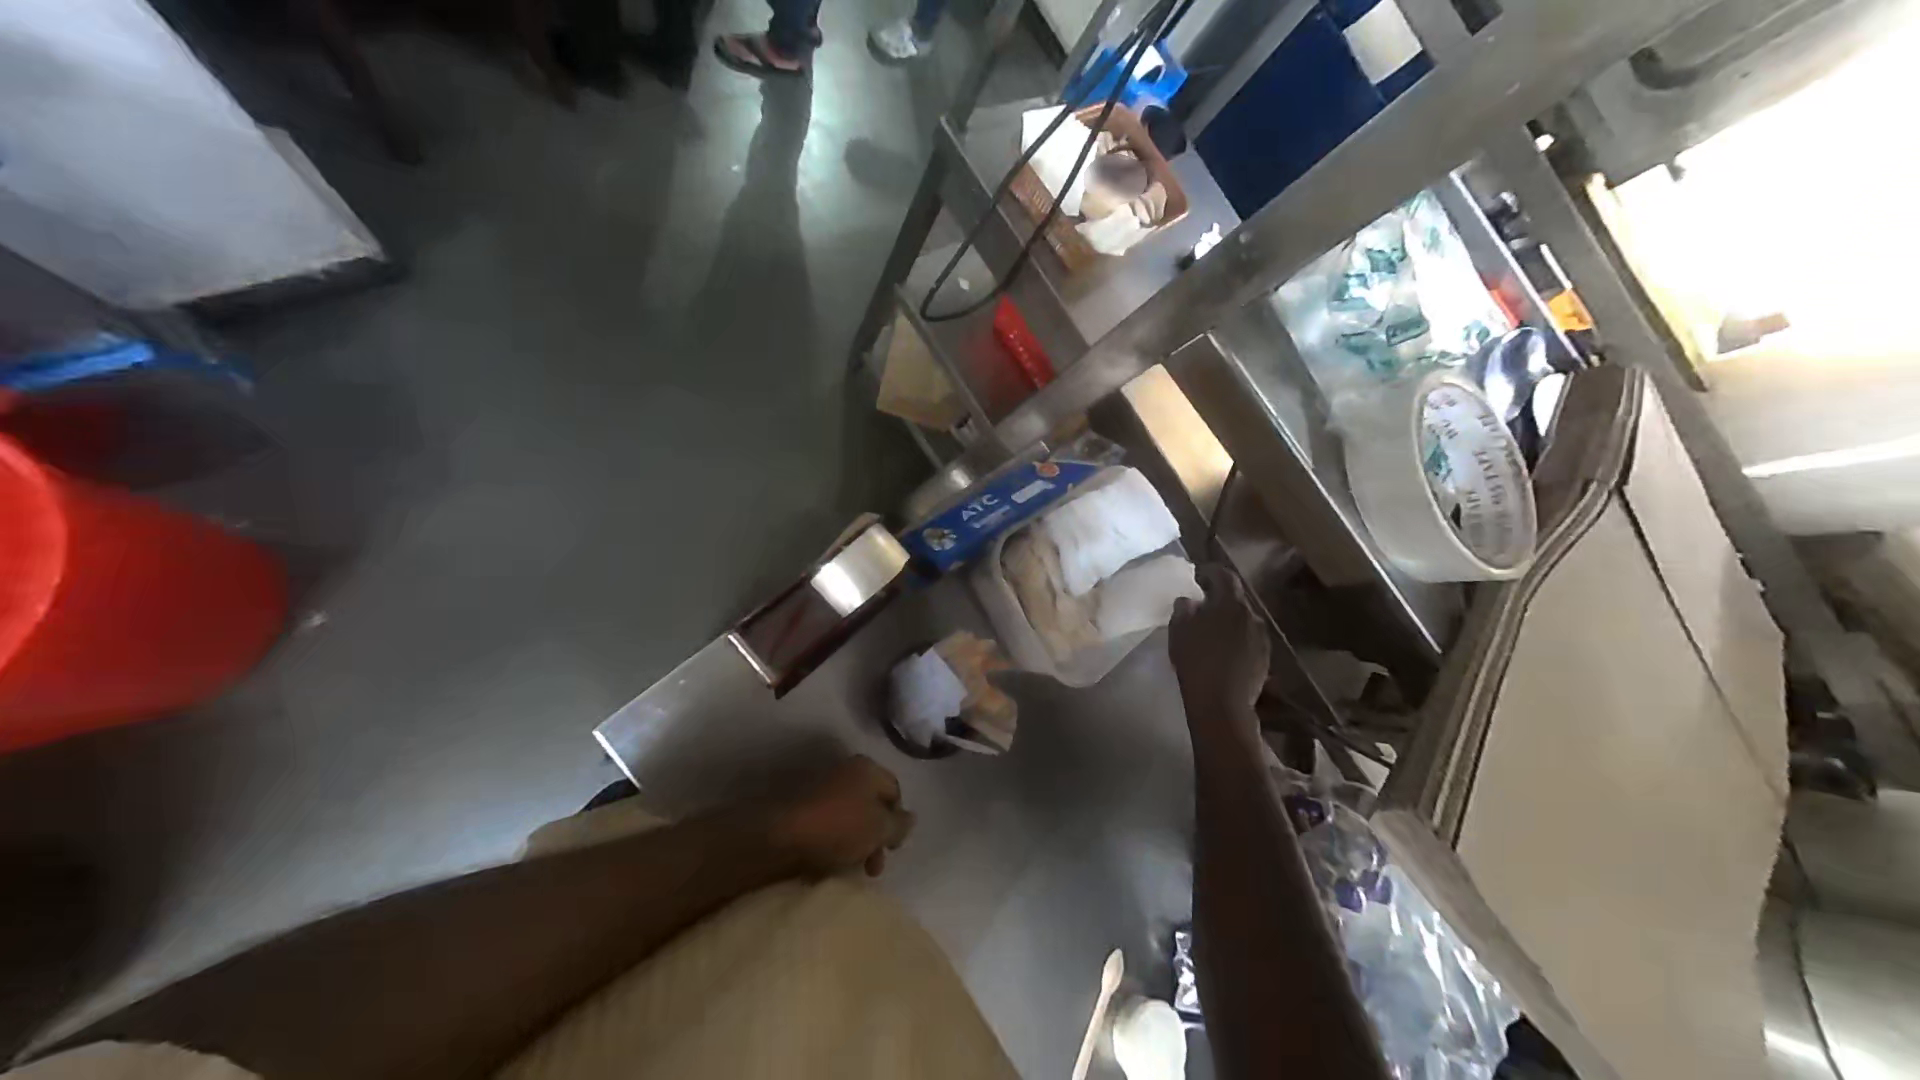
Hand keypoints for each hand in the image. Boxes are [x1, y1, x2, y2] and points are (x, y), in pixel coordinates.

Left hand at [770, 756, 914, 876]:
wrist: (782, 837)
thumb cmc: (840, 826)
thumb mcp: (881, 828)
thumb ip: (900, 824)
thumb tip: (909, 819)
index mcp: (867, 768)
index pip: (895, 792)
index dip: (899, 821)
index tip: (893, 848)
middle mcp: (846, 772)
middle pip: (873, 806)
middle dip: (877, 837)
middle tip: (875, 867)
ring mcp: (822, 789)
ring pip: (851, 818)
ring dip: (858, 843)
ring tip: (853, 870)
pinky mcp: (803, 809)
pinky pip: (830, 826)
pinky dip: (836, 843)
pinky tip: (833, 863)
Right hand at [1169, 563, 1269, 728]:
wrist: (1222, 702)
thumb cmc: (1195, 661)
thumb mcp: (1179, 631)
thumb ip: (1184, 609)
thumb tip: (1190, 600)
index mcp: (1230, 604)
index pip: (1225, 576)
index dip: (1211, 572)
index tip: (1197, 575)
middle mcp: (1251, 615)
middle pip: (1235, 599)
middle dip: (1219, 598)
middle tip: (1201, 605)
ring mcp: (1261, 637)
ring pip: (1243, 620)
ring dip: (1229, 620)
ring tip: (1212, 631)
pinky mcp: (1265, 657)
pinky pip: (1249, 638)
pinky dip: (1236, 638)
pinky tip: (1224, 650)